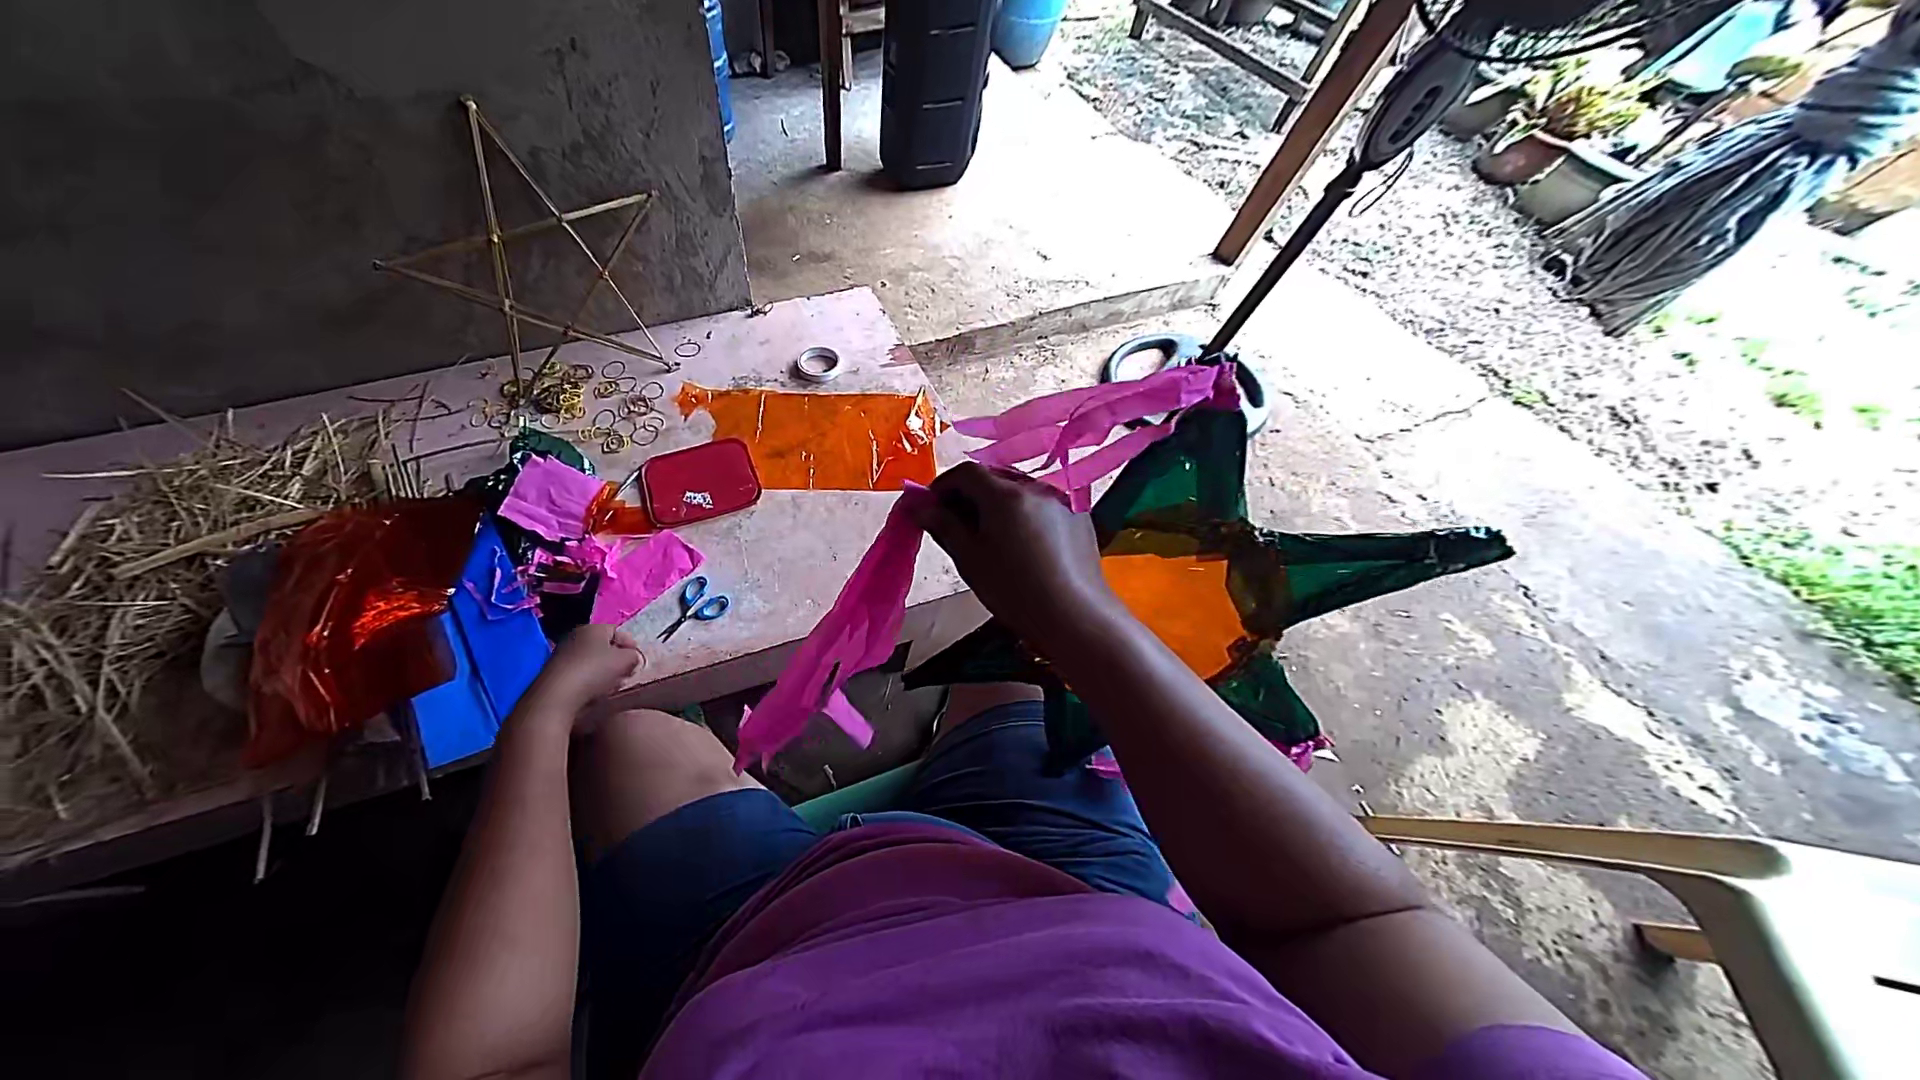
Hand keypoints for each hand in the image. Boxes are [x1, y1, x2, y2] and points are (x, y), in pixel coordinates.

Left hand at [528, 624, 642, 715]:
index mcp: (592, 628)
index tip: (637, 660)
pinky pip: (580, 674)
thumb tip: (632, 658)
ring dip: (604, 672)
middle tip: (626, 673)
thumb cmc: (595, 671)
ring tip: (612, 686)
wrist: (556, 697)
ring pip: (592, 661)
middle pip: (604, 647)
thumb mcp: (626, 660)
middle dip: (617, 660)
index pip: (617, 631)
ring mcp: (561, 655)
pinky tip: (595, 692)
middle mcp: (575, 637)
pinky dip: (589, 681)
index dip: (630, 645)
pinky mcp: (554, 674)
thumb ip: (634, 656)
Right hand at [911, 462, 1131, 653]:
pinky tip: (1022, 545)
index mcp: (1004, 494)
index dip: (942, 486)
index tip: (930, 508)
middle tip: (954, 525)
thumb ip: (943, 525)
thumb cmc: (1014, 590)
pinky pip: (1041, 504)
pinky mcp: (1078, 516)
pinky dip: (1023, 514)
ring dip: (997, 504)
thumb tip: (918, 506)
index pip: (966, 472)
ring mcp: (1061, 499)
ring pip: (1018, 491)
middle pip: (993, 478)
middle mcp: (1035, 486)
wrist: (1075, 616)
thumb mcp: (970, 559)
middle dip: (969, 495)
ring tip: (989, 537)